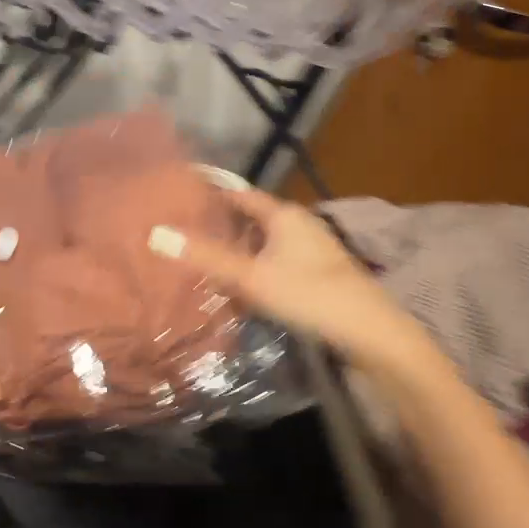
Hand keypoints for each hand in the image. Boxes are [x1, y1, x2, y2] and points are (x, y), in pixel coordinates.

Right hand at [148, 189, 422, 368]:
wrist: (374, 336)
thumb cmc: (311, 295)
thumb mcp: (251, 277)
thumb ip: (205, 256)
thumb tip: (154, 233)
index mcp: (284, 215)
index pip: (238, 193)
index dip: (209, 191)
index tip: (178, 191)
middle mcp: (298, 226)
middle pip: (249, 217)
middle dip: (217, 221)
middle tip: (179, 225)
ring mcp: (311, 252)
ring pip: (262, 242)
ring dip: (235, 247)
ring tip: (198, 254)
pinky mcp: (317, 276)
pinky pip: (272, 262)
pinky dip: (251, 266)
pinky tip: (234, 283)